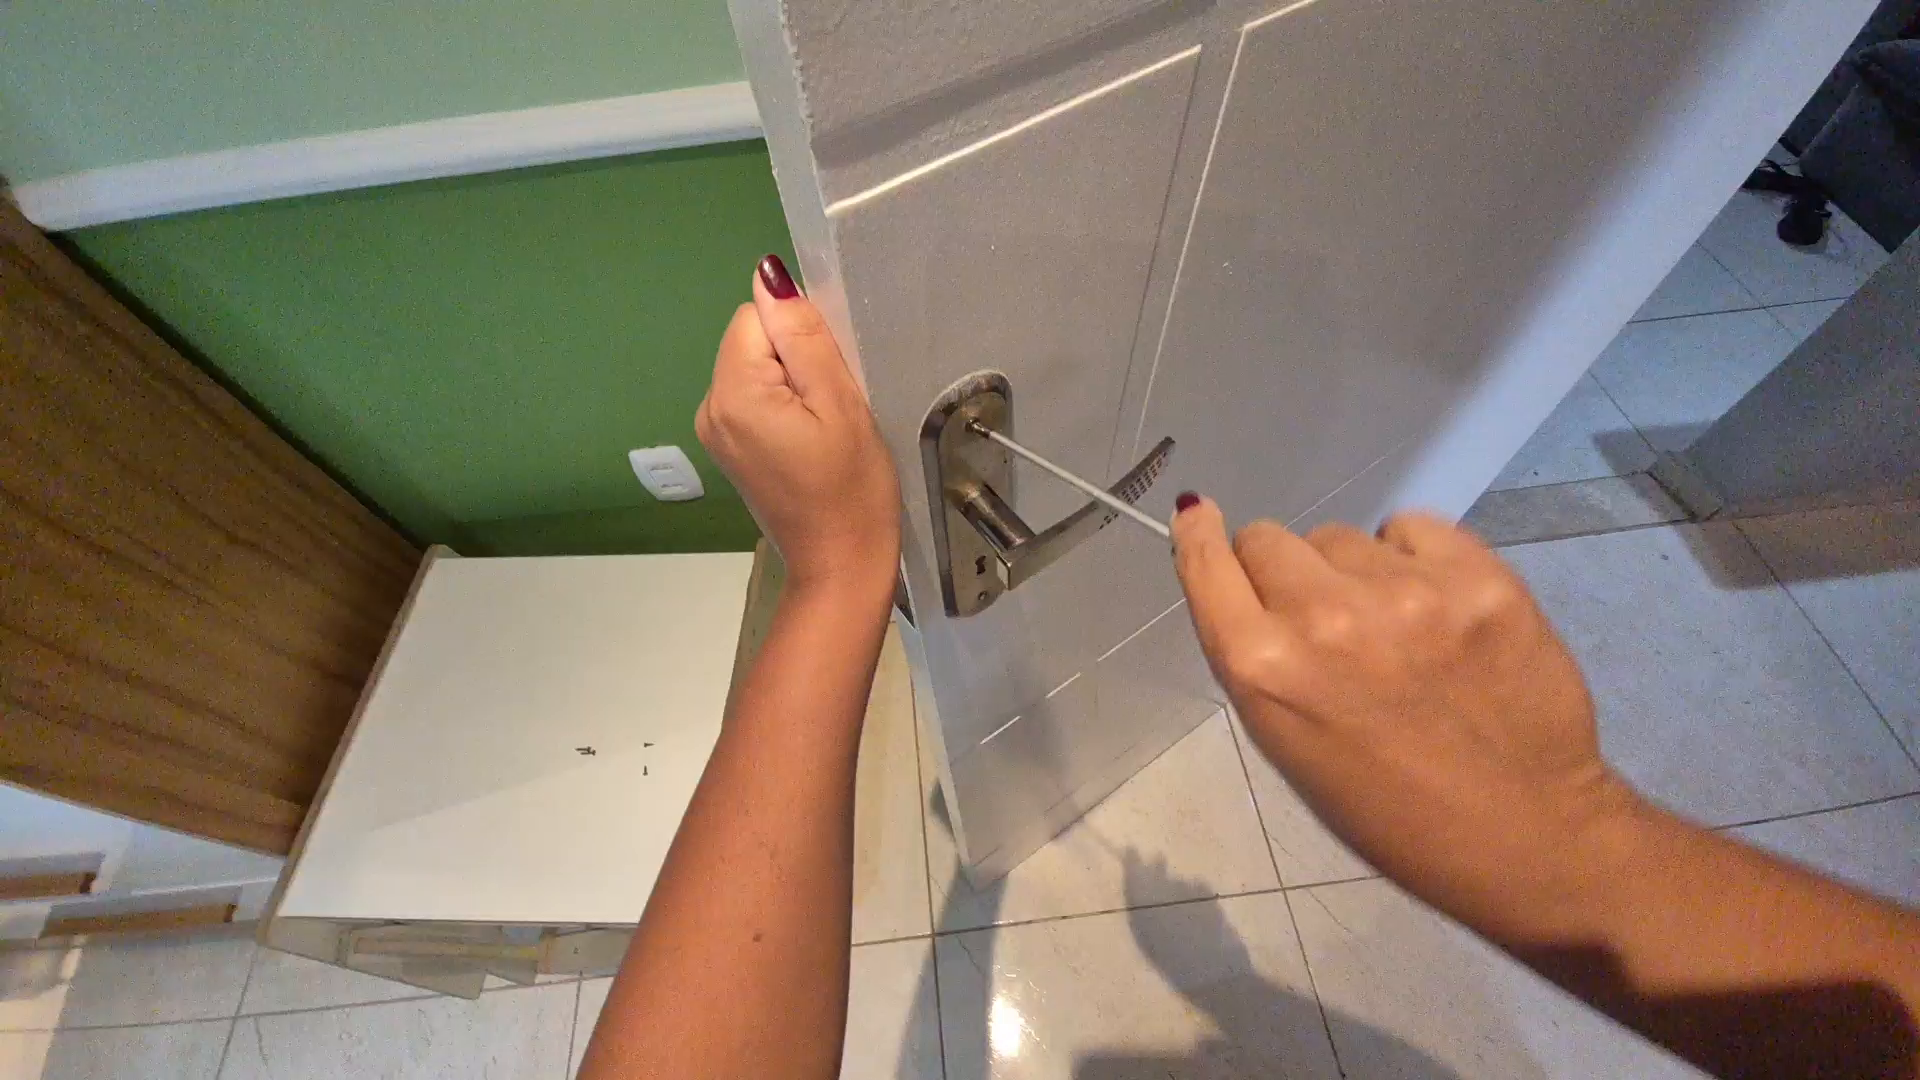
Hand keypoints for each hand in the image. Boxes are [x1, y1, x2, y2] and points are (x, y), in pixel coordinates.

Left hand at [696, 256, 900, 594]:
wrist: (842, 564)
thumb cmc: (853, 488)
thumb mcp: (840, 405)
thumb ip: (803, 337)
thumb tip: (769, 275)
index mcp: (733, 394)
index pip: (757, 317)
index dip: (800, 337)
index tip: (831, 379)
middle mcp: (709, 408)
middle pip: (752, 342)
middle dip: (795, 360)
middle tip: (833, 408)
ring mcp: (716, 433)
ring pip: (756, 371)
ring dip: (793, 384)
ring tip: (825, 428)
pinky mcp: (730, 450)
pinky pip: (754, 401)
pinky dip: (784, 407)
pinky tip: (810, 440)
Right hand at [1171, 499, 1644, 942]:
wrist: (1520, 832)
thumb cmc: (1374, 798)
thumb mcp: (1278, 733)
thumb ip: (1248, 648)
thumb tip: (1233, 572)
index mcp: (1261, 667)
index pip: (1206, 562)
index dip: (1197, 533)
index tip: (1198, 515)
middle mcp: (1321, 617)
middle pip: (1266, 537)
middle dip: (1279, 570)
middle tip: (1317, 614)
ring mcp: (1403, 593)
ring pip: (1339, 536)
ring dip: (1348, 570)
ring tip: (1390, 626)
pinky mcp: (1479, 579)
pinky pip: (1409, 527)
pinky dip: (1410, 556)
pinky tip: (1433, 606)